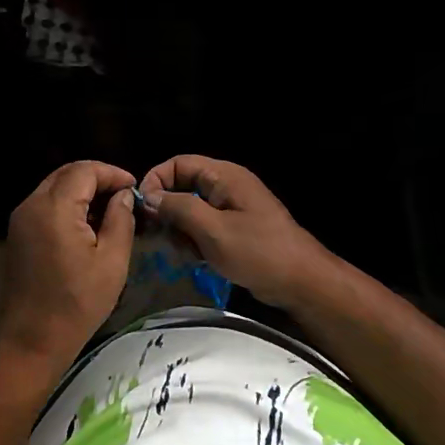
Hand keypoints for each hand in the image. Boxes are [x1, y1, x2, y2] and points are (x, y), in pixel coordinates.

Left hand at [0, 161, 137, 369]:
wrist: (32, 339)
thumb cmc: (77, 302)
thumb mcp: (112, 261)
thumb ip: (121, 219)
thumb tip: (124, 196)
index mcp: (54, 208)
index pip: (84, 170)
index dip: (112, 173)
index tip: (134, 187)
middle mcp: (31, 205)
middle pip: (66, 174)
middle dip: (96, 178)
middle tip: (124, 195)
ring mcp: (20, 219)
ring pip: (54, 187)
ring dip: (81, 191)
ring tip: (110, 209)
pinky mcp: (18, 234)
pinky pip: (44, 205)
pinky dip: (67, 205)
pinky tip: (87, 224)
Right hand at [140, 155, 337, 310]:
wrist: (300, 281)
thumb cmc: (257, 252)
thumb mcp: (212, 230)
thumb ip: (179, 208)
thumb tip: (150, 197)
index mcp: (224, 176)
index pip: (178, 163)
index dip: (156, 180)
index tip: (144, 208)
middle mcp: (227, 185)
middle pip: (183, 184)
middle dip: (167, 207)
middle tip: (157, 233)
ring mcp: (232, 207)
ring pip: (191, 207)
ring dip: (179, 226)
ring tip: (179, 249)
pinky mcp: (235, 227)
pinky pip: (204, 224)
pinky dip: (194, 237)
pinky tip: (194, 257)